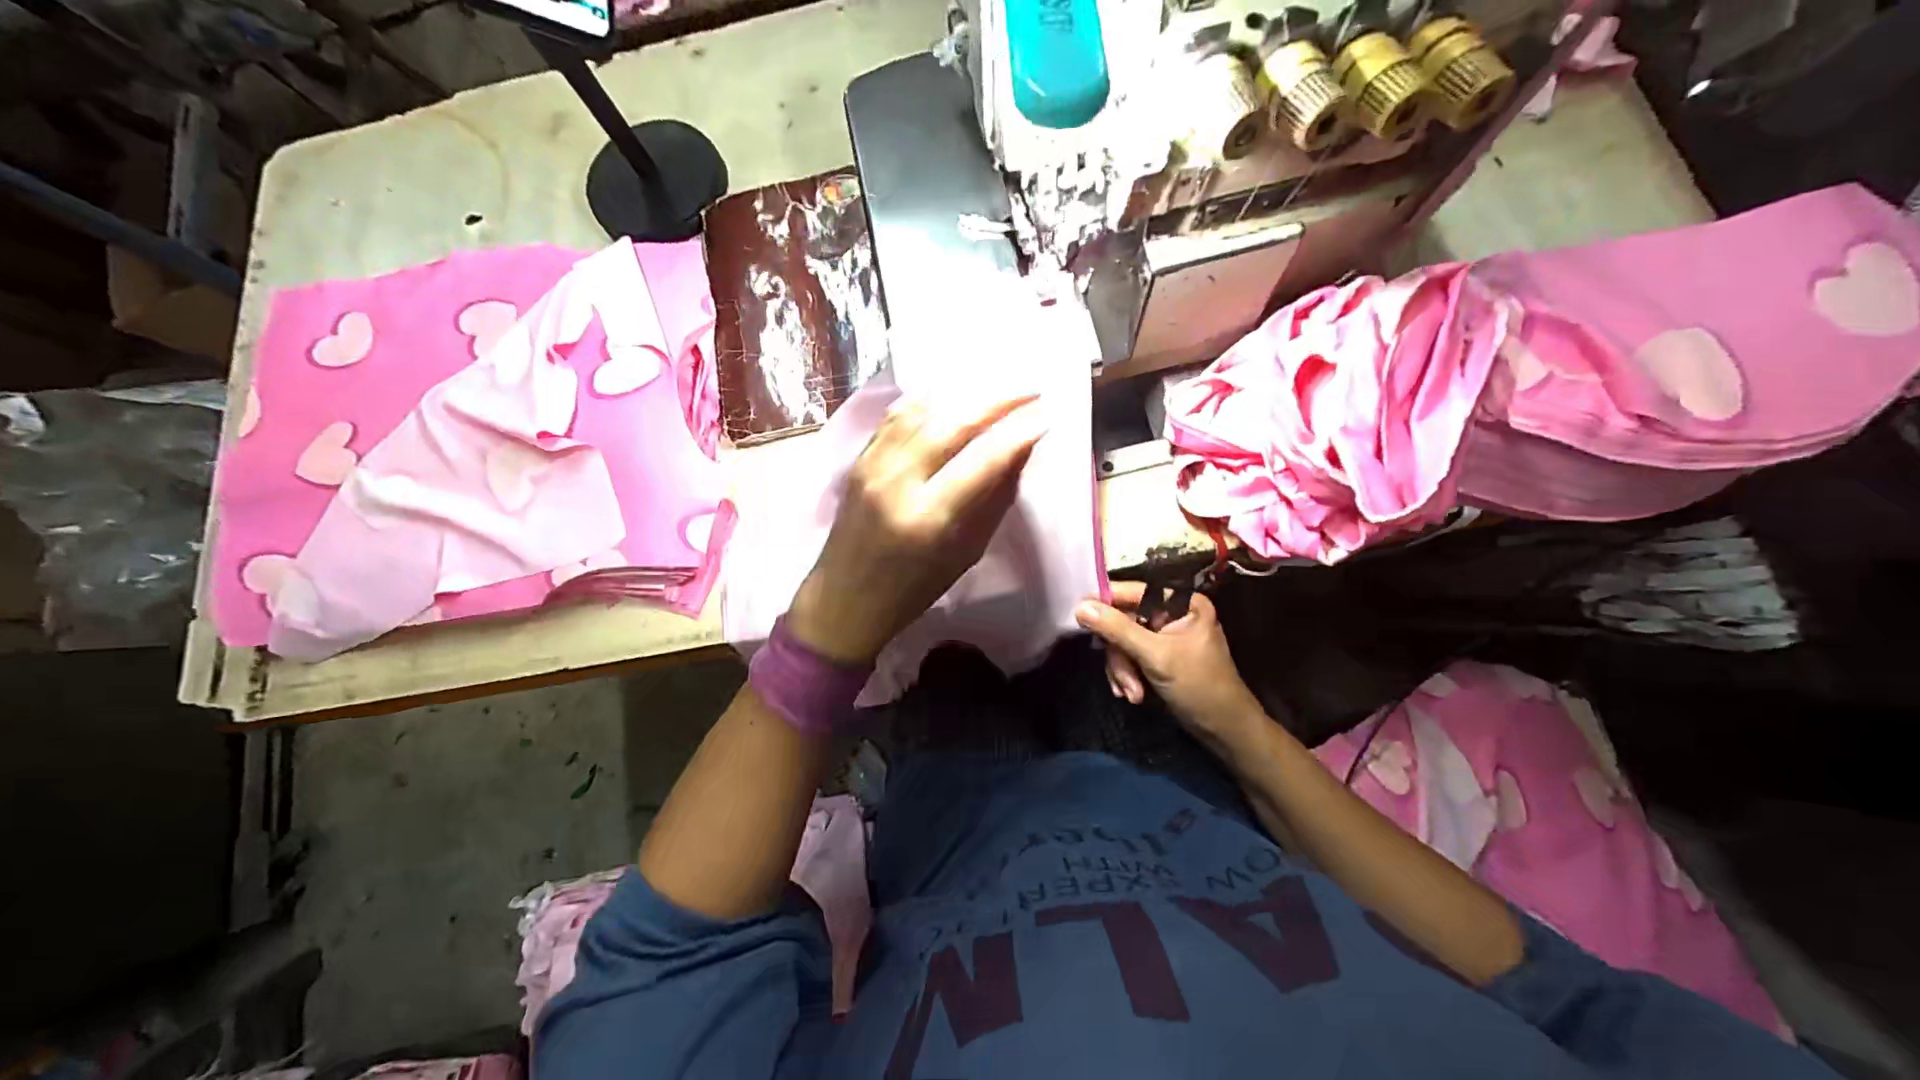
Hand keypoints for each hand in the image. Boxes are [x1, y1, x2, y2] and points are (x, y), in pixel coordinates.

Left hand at [785, 394, 1048, 663]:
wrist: (844, 600)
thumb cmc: (913, 590)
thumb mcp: (965, 554)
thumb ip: (994, 500)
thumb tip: (1020, 452)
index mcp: (929, 518)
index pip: (983, 459)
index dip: (1019, 432)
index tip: (1047, 413)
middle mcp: (897, 481)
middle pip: (953, 423)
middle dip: (998, 400)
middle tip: (1030, 389)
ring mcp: (872, 465)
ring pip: (922, 410)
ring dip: (964, 394)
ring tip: (995, 387)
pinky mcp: (858, 459)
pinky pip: (896, 417)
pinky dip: (928, 401)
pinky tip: (951, 395)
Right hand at [1074, 581, 1265, 741]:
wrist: (1224, 730)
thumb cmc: (1199, 687)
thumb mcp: (1156, 656)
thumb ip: (1117, 629)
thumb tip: (1080, 607)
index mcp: (1182, 603)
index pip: (1134, 591)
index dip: (1106, 601)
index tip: (1079, 614)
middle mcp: (1172, 614)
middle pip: (1124, 619)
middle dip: (1120, 653)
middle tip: (1123, 679)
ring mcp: (1164, 636)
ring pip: (1123, 641)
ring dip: (1122, 669)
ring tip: (1132, 693)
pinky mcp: (1158, 656)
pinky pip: (1129, 656)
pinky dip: (1127, 675)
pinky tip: (1132, 694)